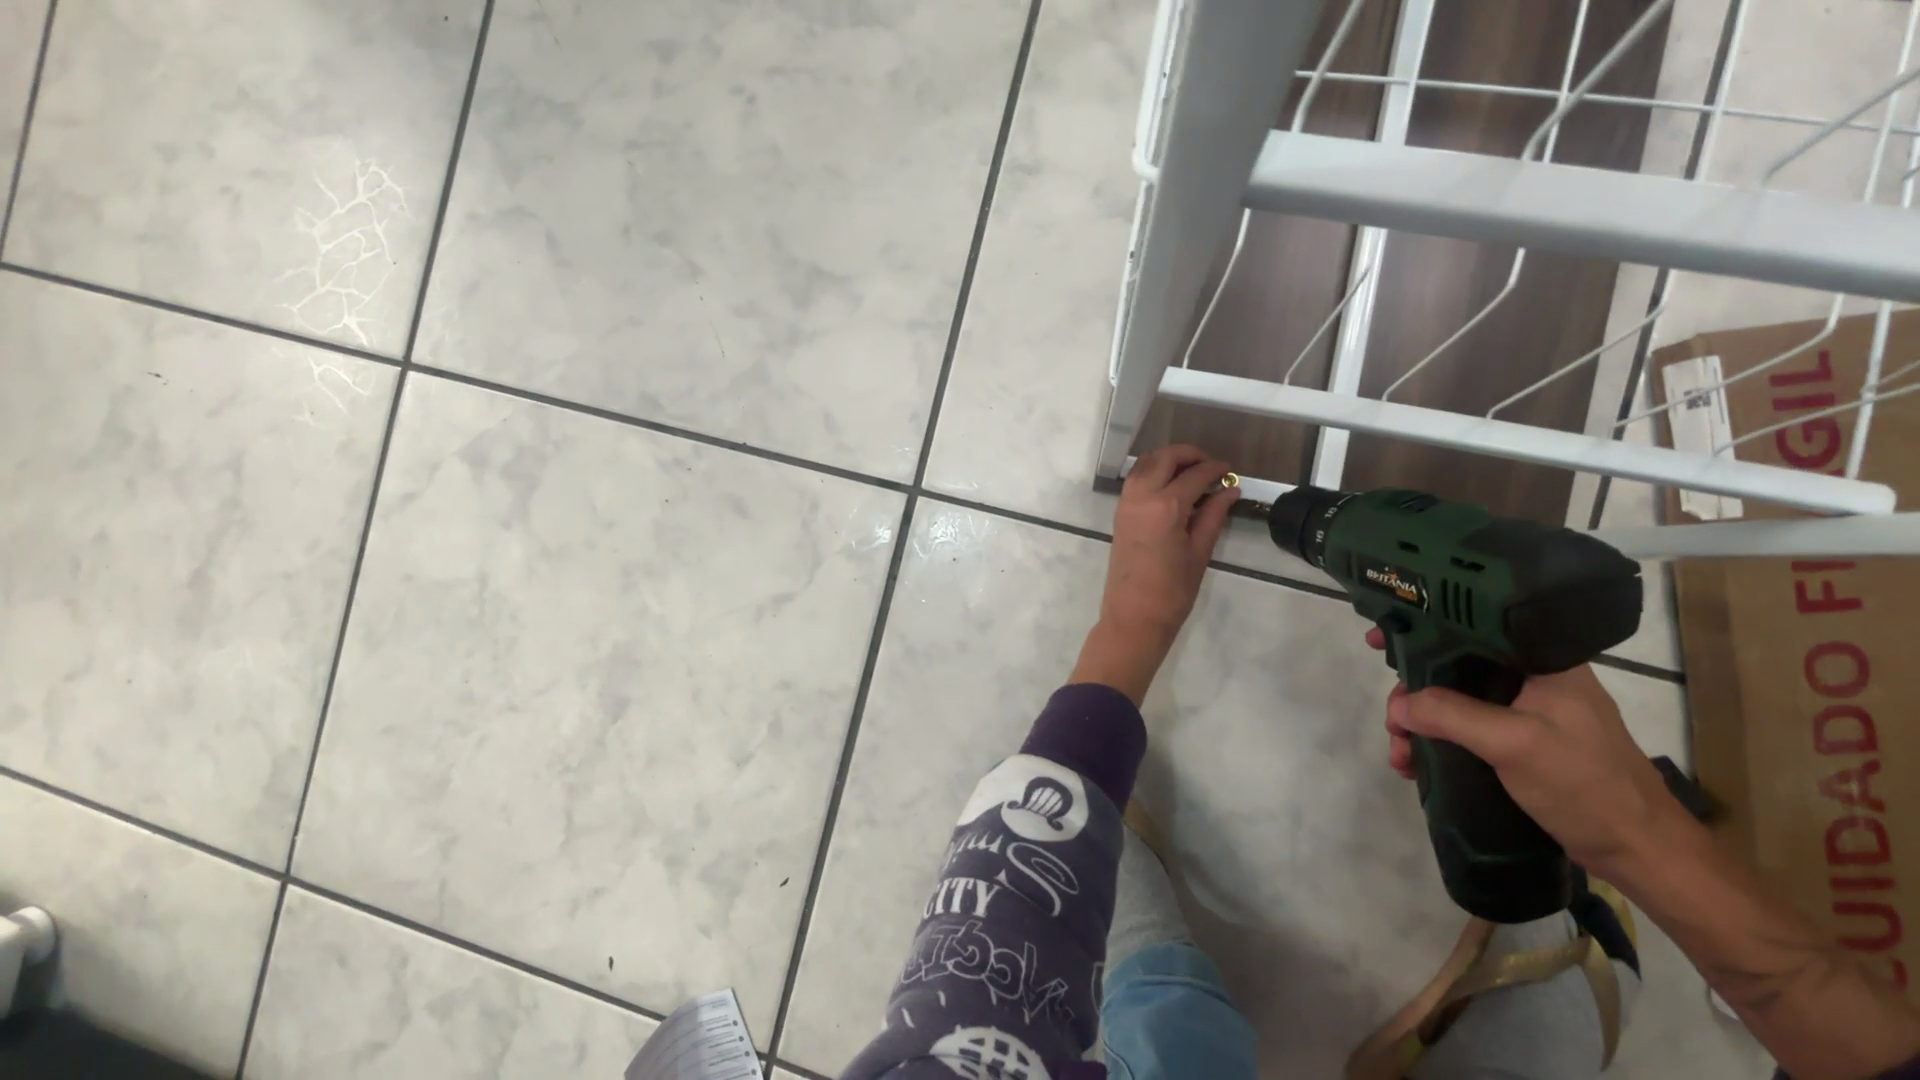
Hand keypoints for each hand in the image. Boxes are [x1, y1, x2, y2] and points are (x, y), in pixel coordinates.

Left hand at [1070, 446, 1238, 703]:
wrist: (1133, 618)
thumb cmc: (1172, 592)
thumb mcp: (1200, 552)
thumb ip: (1213, 516)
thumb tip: (1229, 491)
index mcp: (1165, 506)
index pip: (1195, 475)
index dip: (1215, 469)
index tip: (1230, 471)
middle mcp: (1141, 497)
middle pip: (1164, 458)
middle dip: (1189, 455)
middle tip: (1210, 466)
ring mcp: (1126, 504)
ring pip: (1145, 464)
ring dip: (1168, 460)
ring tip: (1192, 473)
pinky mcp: (1119, 514)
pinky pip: (1135, 480)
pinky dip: (1153, 473)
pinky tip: (1171, 486)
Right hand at [1368, 628, 1681, 874]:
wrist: (1641, 851)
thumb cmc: (1585, 785)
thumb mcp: (1513, 743)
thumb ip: (1452, 715)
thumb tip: (1399, 706)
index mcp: (1543, 662)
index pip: (1471, 629)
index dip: (1421, 630)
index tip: (1380, 642)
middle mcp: (1534, 679)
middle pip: (1454, 669)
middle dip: (1413, 694)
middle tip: (1392, 724)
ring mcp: (1529, 712)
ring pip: (1456, 702)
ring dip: (1421, 725)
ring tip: (1402, 757)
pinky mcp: (1523, 743)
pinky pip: (1467, 730)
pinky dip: (1439, 743)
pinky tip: (1419, 765)